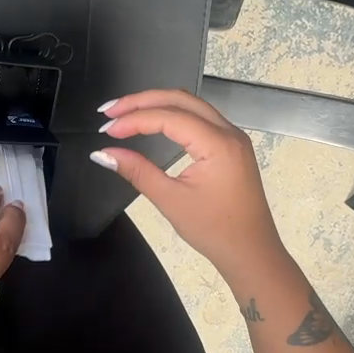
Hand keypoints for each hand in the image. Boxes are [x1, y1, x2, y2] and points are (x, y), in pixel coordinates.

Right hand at [89, 90, 285, 275]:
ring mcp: (233, 137)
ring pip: (190, 105)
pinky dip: (172, 114)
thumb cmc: (213, 230)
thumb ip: (137, 171)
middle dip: (142, 101)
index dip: (134, 119)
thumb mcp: (170, 200)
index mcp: (218, 144)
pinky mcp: (231, 146)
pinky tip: (152, 122)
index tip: (106, 130)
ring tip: (124, 113)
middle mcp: (228, 132)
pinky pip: (199, 118)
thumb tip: (102, 153)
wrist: (251, 253)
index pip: (169, 117)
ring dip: (157, 105)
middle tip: (109, 111)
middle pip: (180, 99)